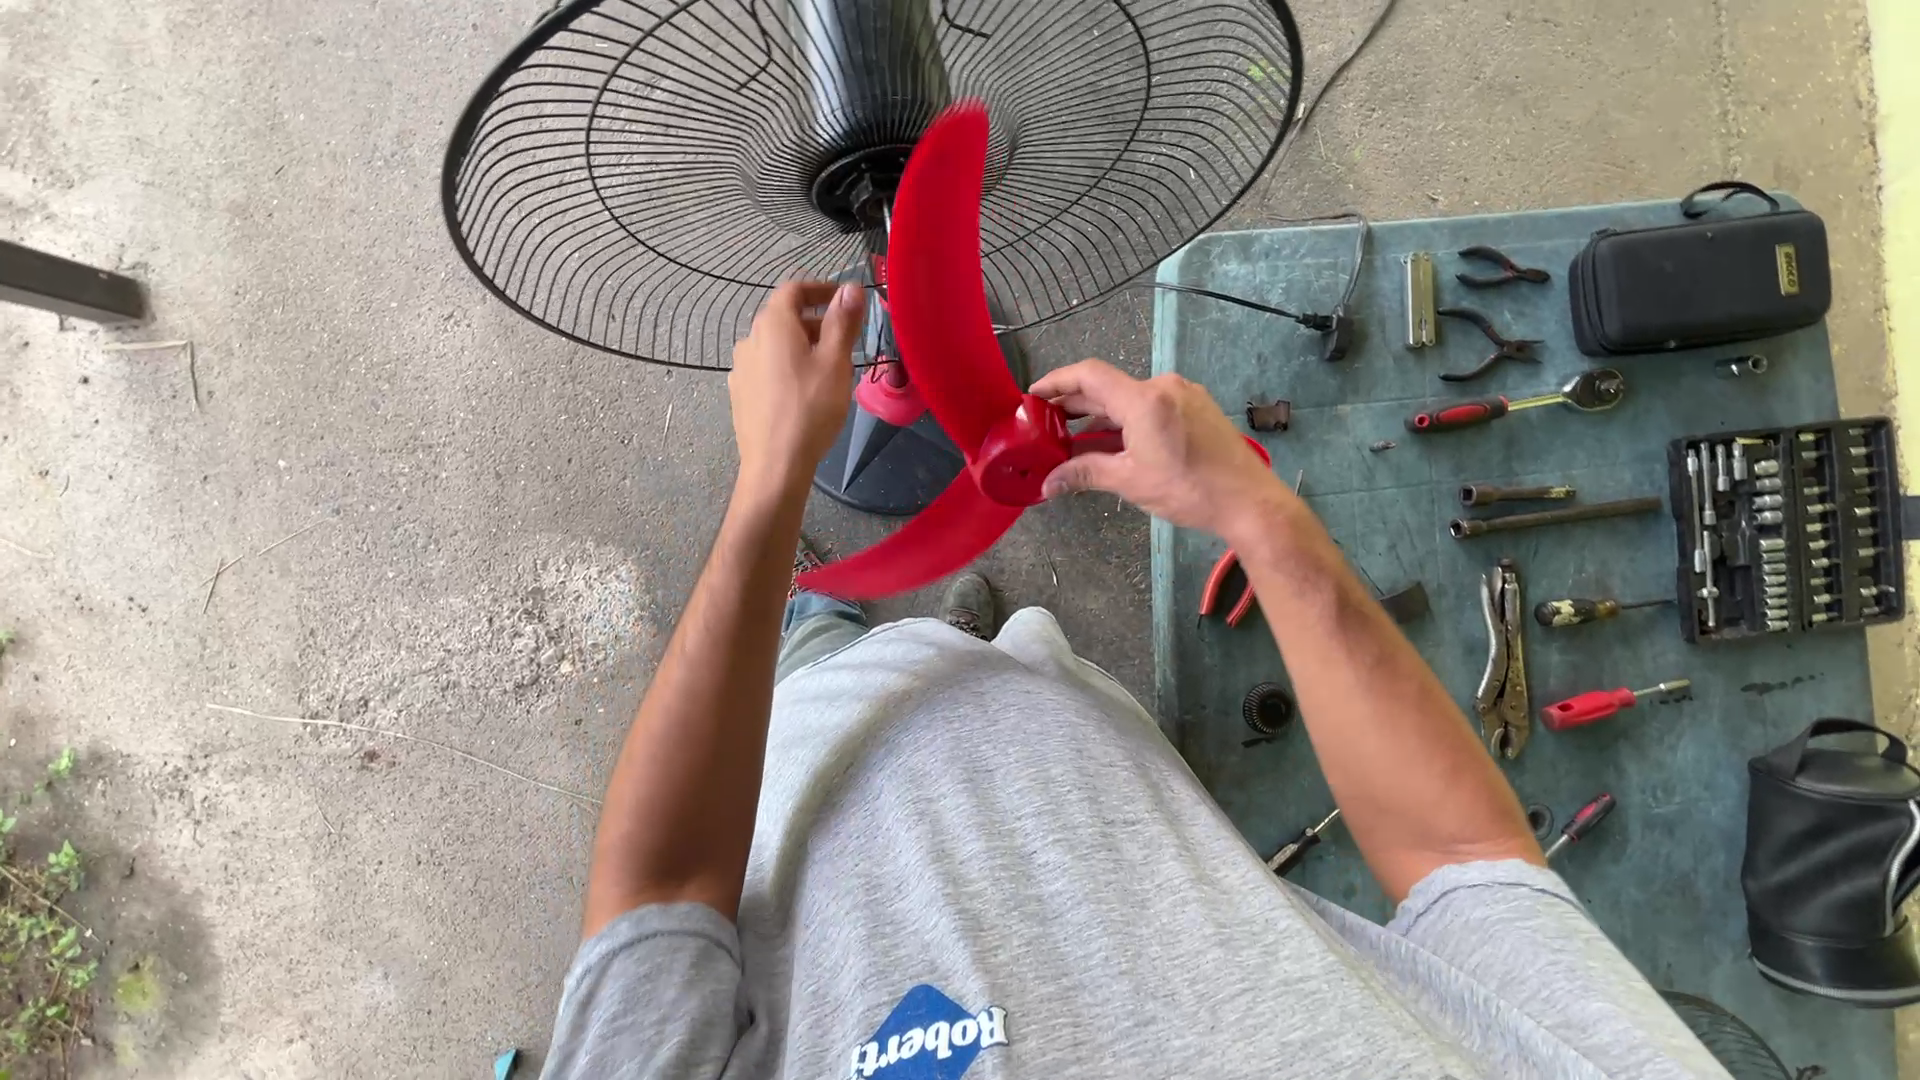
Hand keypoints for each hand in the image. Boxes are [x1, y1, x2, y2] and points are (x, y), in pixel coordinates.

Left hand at [728, 281, 863, 494]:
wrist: (776, 463)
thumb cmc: (811, 408)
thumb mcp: (835, 362)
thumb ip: (842, 322)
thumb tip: (851, 287)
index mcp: (773, 324)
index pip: (794, 290)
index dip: (821, 289)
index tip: (845, 300)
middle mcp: (750, 339)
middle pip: (784, 318)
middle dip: (815, 322)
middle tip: (845, 341)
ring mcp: (741, 368)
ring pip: (775, 346)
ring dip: (801, 347)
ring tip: (827, 370)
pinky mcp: (740, 394)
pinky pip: (767, 369)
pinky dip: (787, 368)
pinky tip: (803, 392)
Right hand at [1031, 359, 1291, 537]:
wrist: (1249, 501)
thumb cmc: (1189, 491)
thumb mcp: (1130, 482)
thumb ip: (1085, 473)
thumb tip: (1048, 484)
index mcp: (1144, 400)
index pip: (1088, 375)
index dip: (1055, 381)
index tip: (1032, 396)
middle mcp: (1163, 387)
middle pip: (1107, 386)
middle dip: (1074, 405)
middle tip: (1045, 424)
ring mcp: (1184, 395)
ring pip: (1129, 398)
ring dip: (1100, 416)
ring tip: (1075, 438)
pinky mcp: (1197, 408)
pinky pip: (1151, 406)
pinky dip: (1126, 420)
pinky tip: (1115, 442)